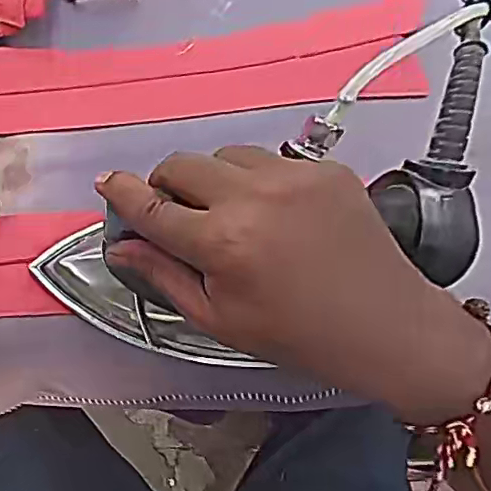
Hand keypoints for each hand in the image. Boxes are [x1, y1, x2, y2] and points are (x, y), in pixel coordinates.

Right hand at [97, 146, 490, 422]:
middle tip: (171, 213)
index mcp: (222, 243)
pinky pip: (267, 159)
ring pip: (223, 155)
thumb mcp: (218, 318)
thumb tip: (122, 248)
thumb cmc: (295, 335)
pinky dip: (252, 179)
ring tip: (225, 214)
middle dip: (164, 185)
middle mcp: (253, 197)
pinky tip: (267, 212)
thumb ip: (164, 275)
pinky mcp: (324, 169)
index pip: (152, 206)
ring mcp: (293, 177)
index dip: (121, 193)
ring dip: (209, 179)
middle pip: (181, 165)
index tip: (107, 182)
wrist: (384, 325)